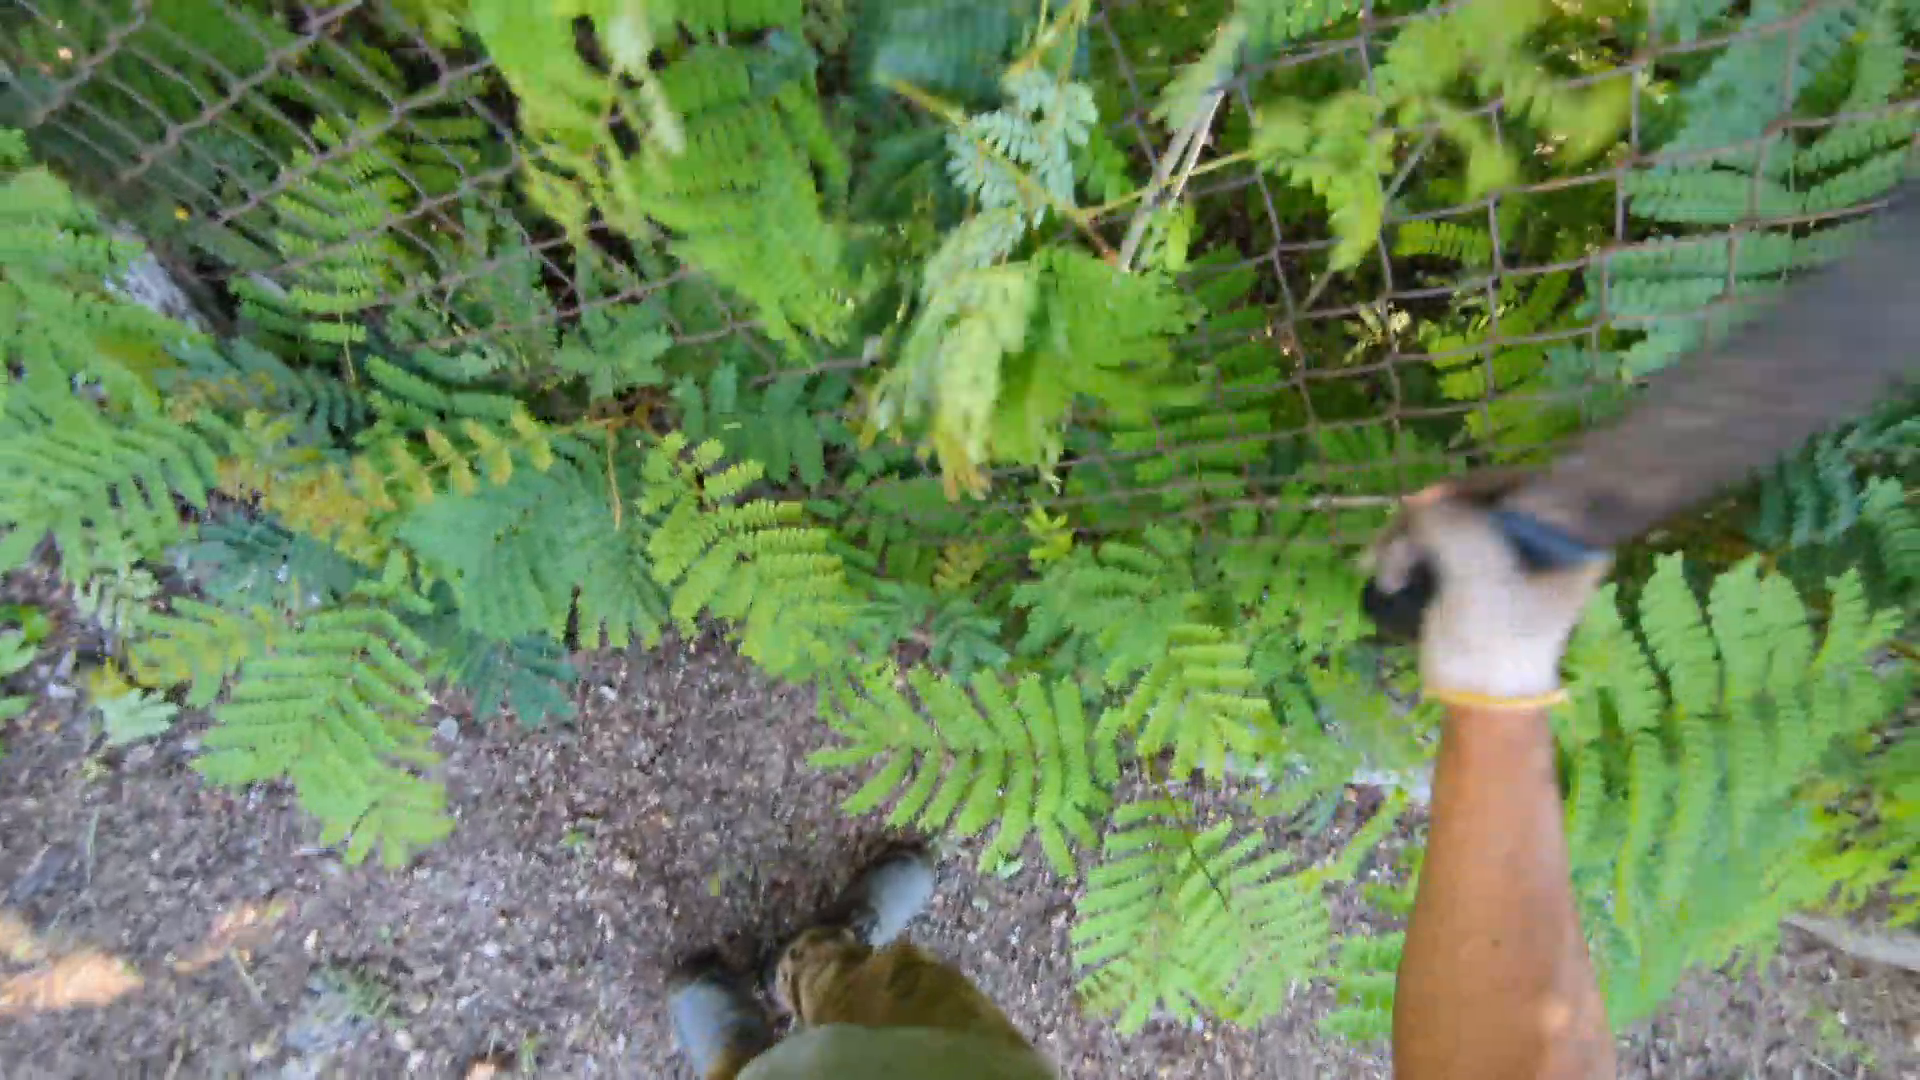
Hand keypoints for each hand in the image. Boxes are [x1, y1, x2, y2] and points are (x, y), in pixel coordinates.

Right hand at [1370, 485, 1610, 699]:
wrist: (1477, 692)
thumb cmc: (1495, 641)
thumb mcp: (1482, 581)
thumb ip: (1456, 531)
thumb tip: (1420, 502)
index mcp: (1564, 537)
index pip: (1517, 486)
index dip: (1467, 490)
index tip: (1425, 504)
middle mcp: (1534, 537)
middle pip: (1470, 502)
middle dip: (1423, 524)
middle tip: (1391, 548)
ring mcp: (1496, 551)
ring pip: (1440, 520)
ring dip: (1404, 543)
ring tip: (1384, 576)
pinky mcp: (1465, 565)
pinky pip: (1428, 540)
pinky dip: (1401, 554)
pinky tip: (1386, 577)